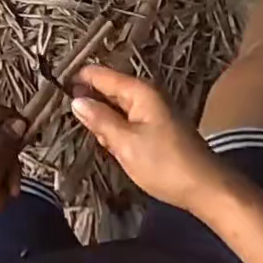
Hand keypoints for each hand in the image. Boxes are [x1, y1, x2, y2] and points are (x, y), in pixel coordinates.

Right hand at [69, 64, 228, 210]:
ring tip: (96, 137)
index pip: (101, 75)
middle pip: (108, 89)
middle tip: (75, 120)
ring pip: (116, 107)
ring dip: (103, 119)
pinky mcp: (156, 127)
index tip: (56, 87)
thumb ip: (99, 119)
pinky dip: (116, 129)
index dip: (78, 79)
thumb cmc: (165, 164)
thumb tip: (76, 100)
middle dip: (90, 102)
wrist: (206, 188)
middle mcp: (146, 95)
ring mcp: (152, 110)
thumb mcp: (125, 143)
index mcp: (139, 91)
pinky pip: (127, 119)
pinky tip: (112, 145)